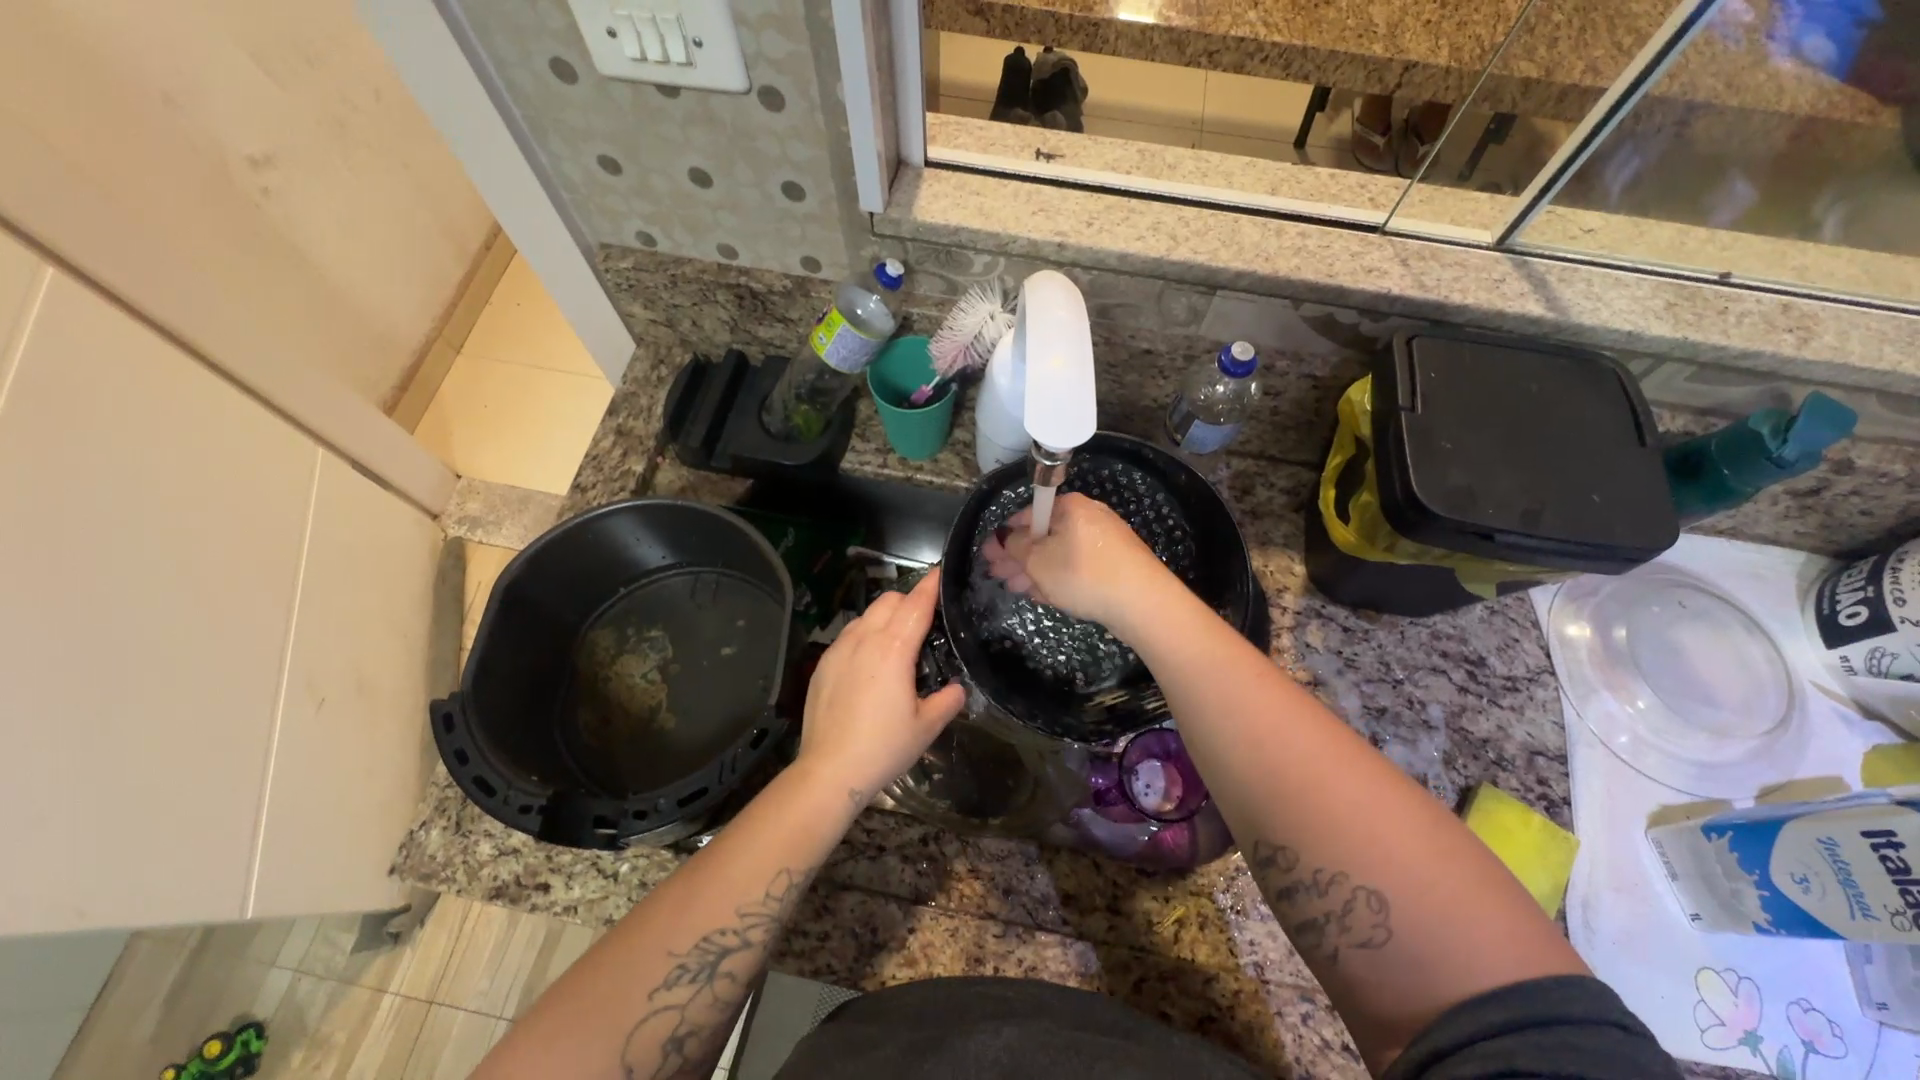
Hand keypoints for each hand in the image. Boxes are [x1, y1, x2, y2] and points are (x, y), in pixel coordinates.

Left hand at [796, 569, 965, 800]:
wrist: (829, 770)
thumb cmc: (883, 747)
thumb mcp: (926, 727)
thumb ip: (947, 701)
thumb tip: (956, 688)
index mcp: (893, 650)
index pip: (916, 605)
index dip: (931, 586)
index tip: (941, 572)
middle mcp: (864, 640)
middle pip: (889, 601)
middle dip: (909, 600)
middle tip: (926, 619)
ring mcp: (838, 650)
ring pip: (866, 615)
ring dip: (885, 616)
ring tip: (898, 641)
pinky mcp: (823, 664)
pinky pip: (848, 635)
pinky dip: (865, 635)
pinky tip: (871, 661)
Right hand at [979, 492, 1178, 629]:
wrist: (1143, 603)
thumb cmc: (1084, 575)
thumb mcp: (1039, 561)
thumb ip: (1015, 547)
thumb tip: (1005, 538)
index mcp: (1071, 507)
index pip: (1029, 514)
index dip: (1006, 536)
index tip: (989, 554)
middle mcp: (1089, 518)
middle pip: (1044, 535)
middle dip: (1018, 556)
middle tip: (997, 574)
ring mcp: (1104, 542)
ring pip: (1060, 554)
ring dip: (1035, 571)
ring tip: (1015, 589)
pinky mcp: (1115, 566)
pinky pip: (1078, 568)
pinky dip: (1058, 578)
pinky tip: (1042, 594)